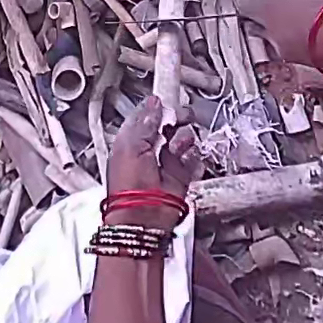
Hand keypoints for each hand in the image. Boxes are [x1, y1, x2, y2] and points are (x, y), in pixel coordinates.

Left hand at [105, 96, 199, 227]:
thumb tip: (154, 102)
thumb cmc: (129, 187)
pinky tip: (184, 159)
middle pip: (169, 124)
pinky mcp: (181, 174)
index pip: (147, 115)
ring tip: (176, 148)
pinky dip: (192, 156)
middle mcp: (150, 149)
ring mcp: (167, 162)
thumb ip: (146, 121)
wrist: (143, 220)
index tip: (165, 104)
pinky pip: (193, 156)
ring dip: (183, 139)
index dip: (157, 109)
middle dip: (176, 119)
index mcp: (132, 140)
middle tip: (180, 119)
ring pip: (184, 137)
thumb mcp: (132, 146)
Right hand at [236, 0, 322, 69]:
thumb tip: (267, 35)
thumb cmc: (317, 43)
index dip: (250, 10)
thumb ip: (270, 37)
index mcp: (263, 7)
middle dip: (282, 6)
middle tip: (295, 25)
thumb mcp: (284, 51)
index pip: (244, 2)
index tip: (256, 16)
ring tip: (316, 18)